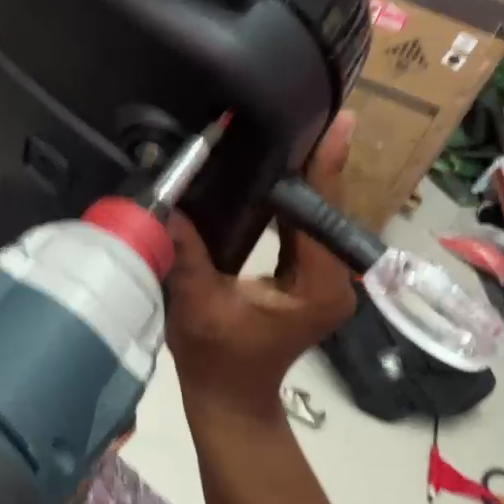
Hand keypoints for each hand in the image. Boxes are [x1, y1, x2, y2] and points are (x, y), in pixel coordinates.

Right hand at [165, 110, 359, 420]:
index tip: (336, 122)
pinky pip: (308, 225)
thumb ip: (186, 254)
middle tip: (310, 106)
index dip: (324, 167)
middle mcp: (334, 279)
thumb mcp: (197, 305)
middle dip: (317, 159)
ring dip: (309, 174)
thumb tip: (167, 203)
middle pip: (328, 208)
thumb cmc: (216, 359)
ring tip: (299, 123)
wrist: (232, 398)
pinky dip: (297, 196)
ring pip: (321, 214)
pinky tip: (283, 166)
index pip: (321, 214)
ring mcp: (327, 278)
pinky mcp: (313, 276)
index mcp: (315, 285)